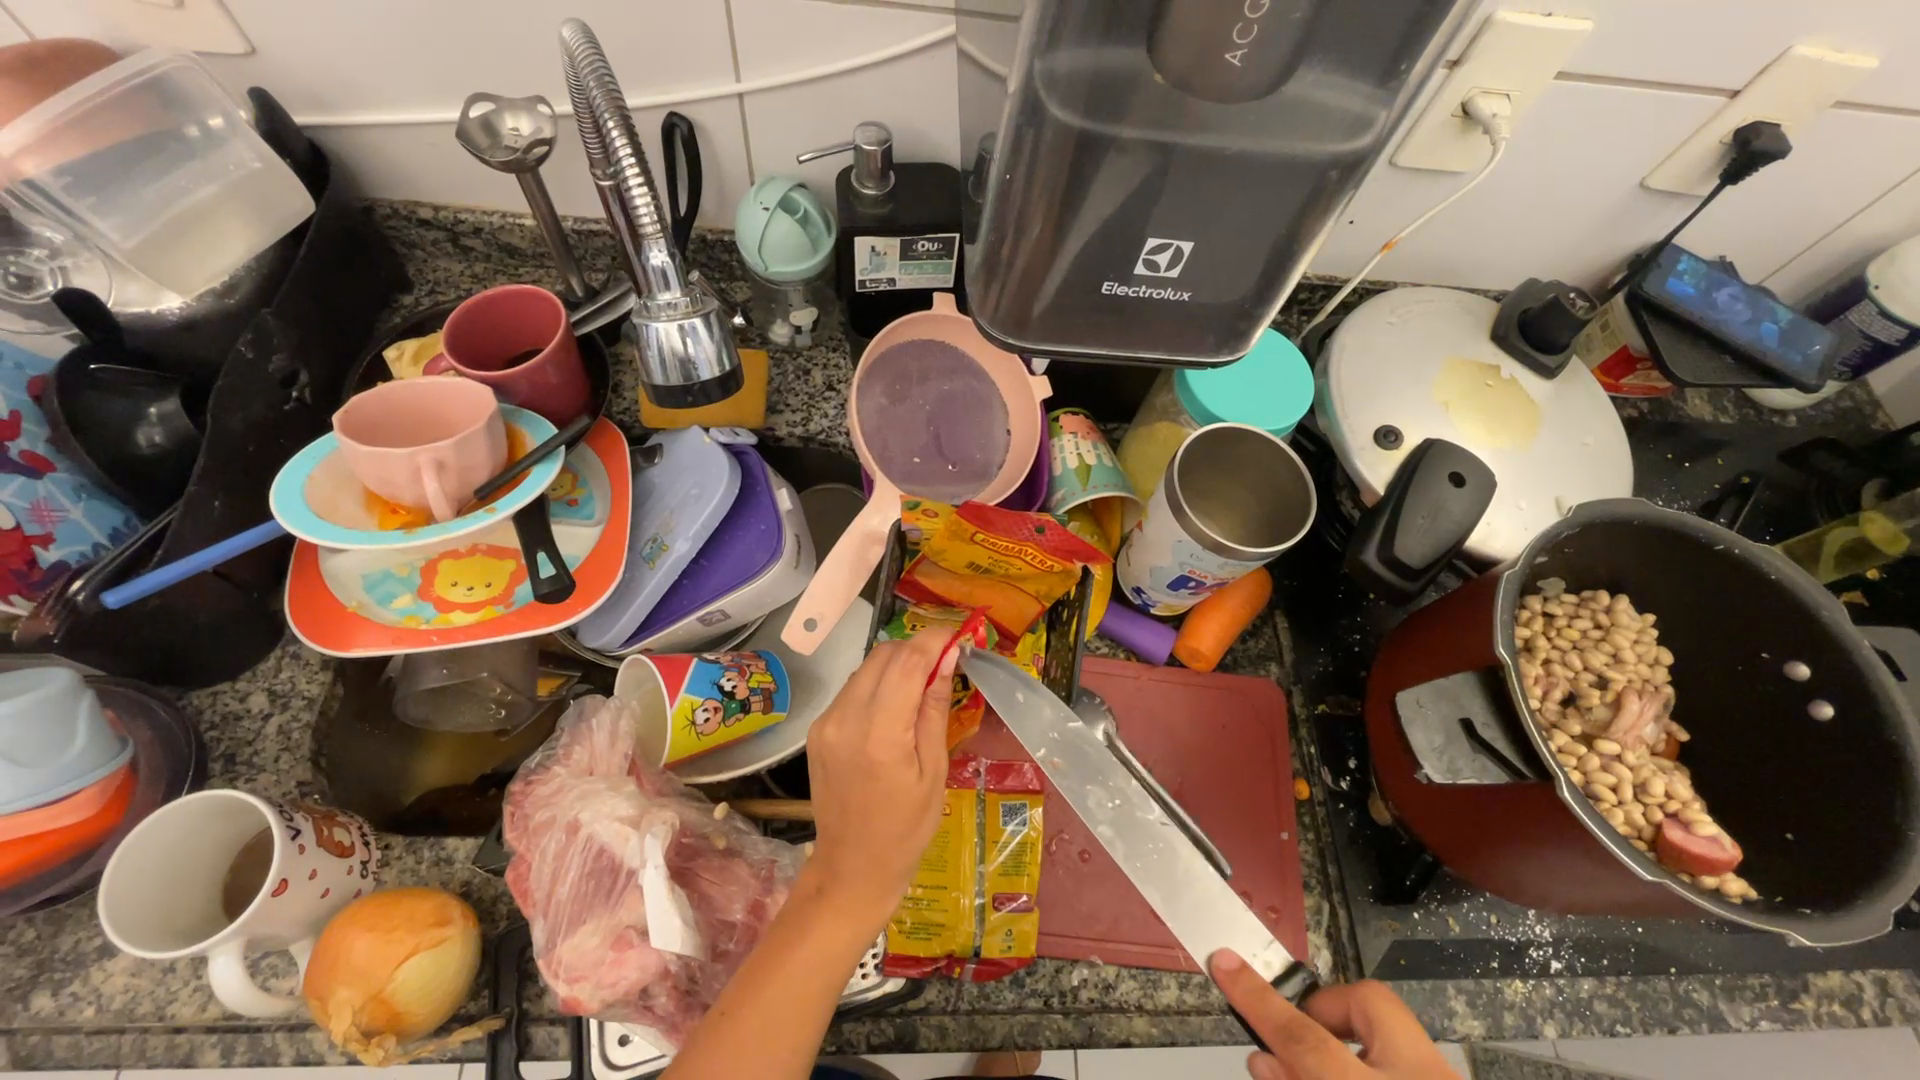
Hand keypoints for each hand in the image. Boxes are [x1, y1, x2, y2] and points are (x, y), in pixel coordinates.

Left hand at [804, 632, 958, 916]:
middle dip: (917, 649)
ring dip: (897, 665)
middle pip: (883, 656)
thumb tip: (947, 658)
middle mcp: (845, 719)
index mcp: (879, 734)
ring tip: (925, 683)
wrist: (852, 867)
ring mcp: (826, 722)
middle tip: (947, 661)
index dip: (935, 640)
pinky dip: (878, 684)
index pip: (907, 662)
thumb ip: (934, 708)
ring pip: (866, 668)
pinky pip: (852, 689)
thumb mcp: (934, 770)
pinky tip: (896, 705)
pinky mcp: (818, 729)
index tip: (960, 634)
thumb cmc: (906, 828)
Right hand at [1210, 952, 1460, 1079]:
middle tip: (1291, 1043)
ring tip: (1321, 1069)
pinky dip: (1376, 1065)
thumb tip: (1264, 1060)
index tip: (1225, 962)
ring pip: (1395, 1032)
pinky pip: (1413, 1059)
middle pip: (1369, 1003)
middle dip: (1322, 1009)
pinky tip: (1356, 1075)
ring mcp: (1447, 1078)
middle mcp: (1422, 1078)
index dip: (1259, 999)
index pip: (1305, 1037)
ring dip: (1351, 1044)